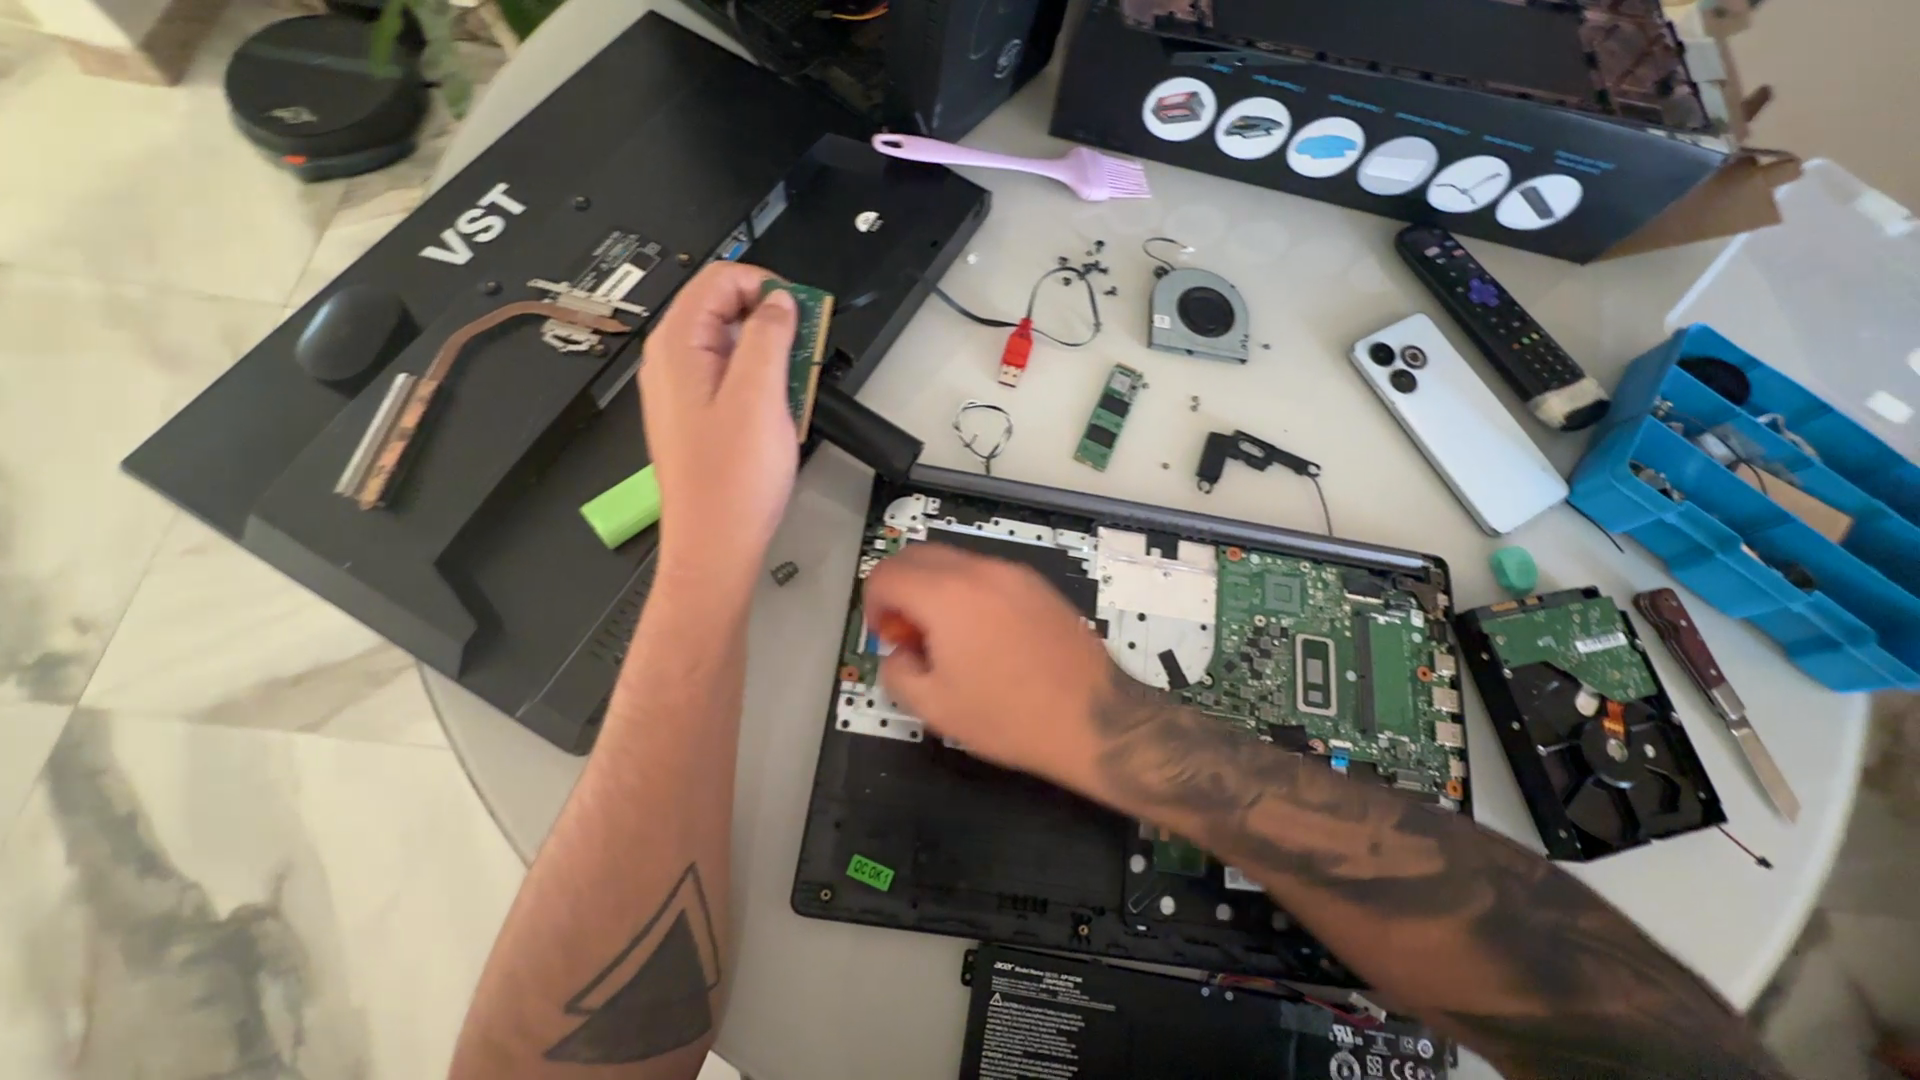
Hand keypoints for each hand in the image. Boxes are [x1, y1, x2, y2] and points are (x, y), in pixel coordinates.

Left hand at [640, 262, 798, 580]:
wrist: (715, 543)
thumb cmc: (731, 482)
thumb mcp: (760, 395)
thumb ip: (769, 335)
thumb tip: (779, 300)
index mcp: (678, 346)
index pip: (719, 279)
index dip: (766, 285)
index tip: (803, 309)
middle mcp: (672, 362)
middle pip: (724, 308)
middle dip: (772, 319)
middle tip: (807, 346)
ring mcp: (683, 389)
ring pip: (732, 344)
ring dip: (772, 353)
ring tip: (798, 383)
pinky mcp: (699, 414)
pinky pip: (732, 377)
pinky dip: (762, 380)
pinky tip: (783, 407)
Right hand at [861, 544, 1113, 788]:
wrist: (1093, 719)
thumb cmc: (1009, 717)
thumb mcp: (934, 707)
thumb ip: (897, 671)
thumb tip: (898, 651)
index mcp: (947, 595)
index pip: (887, 574)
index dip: (872, 605)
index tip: (885, 638)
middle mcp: (980, 571)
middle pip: (918, 556)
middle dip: (899, 589)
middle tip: (908, 635)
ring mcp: (1014, 574)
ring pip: (954, 562)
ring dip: (933, 589)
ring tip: (947, 639)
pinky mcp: (1039, 586)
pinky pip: (987, 574)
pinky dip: (967, 592)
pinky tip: (983, 636)